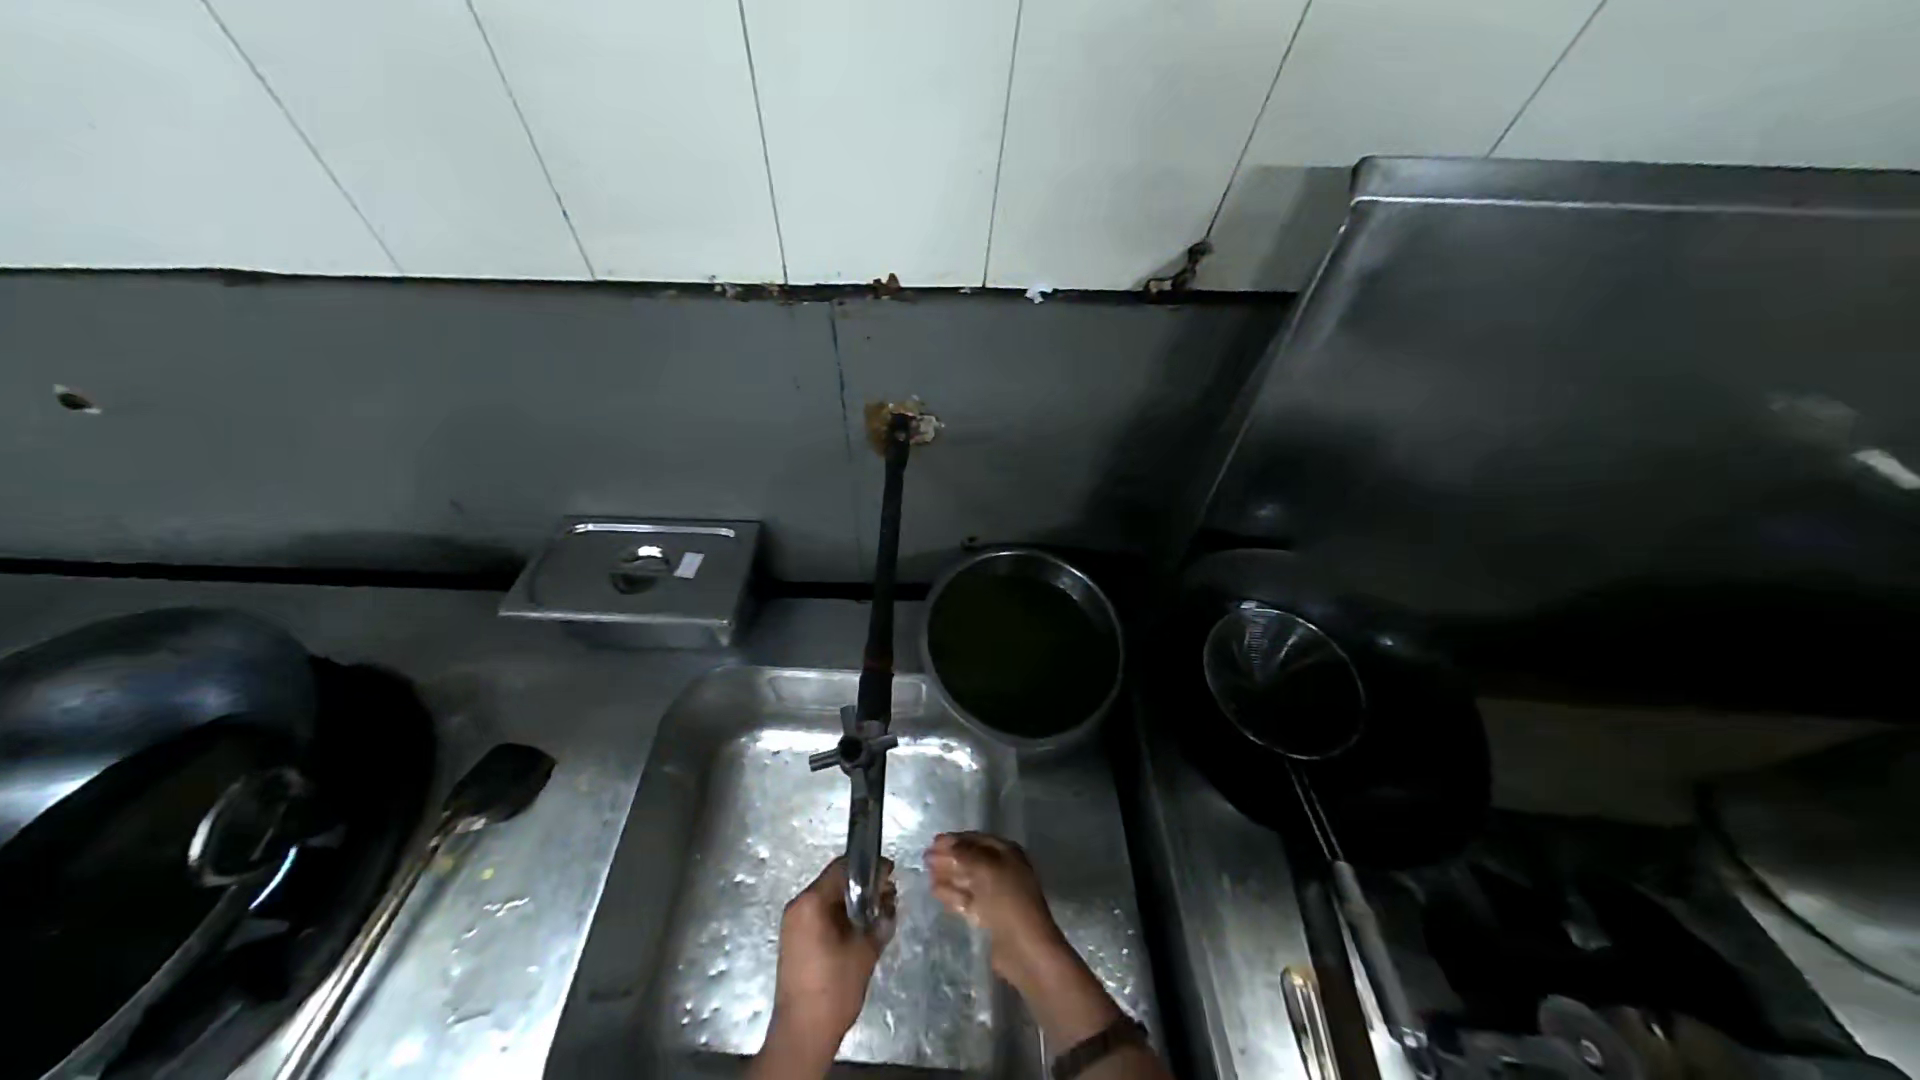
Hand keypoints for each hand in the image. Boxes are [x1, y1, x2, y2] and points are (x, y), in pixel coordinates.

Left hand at [762, 856, 895, 1065]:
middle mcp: (798, 906)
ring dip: (855, 903)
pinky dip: (842, 917)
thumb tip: (889, 902)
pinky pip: (821, 916)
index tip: (890, 873)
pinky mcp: (795, 941)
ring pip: (829, 900)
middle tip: (889, 896)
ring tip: (880, 914)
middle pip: (835, 882)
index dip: (869, 866)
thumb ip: (881, 919)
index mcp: (810, 902)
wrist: (803, 1033)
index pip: (842, 867)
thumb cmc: (834, 988)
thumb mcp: (865, 950)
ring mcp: (793, 924)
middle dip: (864, 886)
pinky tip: (862, 930)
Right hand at [923, 832, 1071, 986]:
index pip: (977, 840)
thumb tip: (947, 843)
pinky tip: (934, 890)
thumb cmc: (1008, 901)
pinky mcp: (988, 915)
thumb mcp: (987, 869)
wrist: (1024, 948)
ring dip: (947, 873)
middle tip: (925, 858)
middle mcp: (1002, 870)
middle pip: (971, 858)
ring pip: (967, 878)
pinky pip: (966, 898)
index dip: (955, 840)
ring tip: (926, 872)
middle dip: (948, 856)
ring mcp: (995, 893)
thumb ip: (966, 853)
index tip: (932, 842)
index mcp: (1007, 853)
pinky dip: (951, 893)